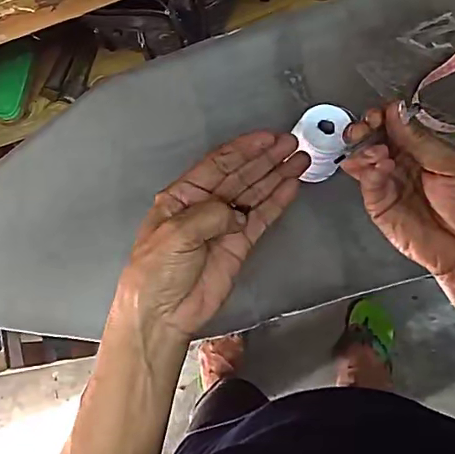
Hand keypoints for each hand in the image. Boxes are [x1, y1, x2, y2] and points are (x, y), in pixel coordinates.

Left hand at [112, 130, 309, 340]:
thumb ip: (210, 215)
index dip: (245, 149)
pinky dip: (277, 202)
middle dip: (267, 158)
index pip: (219, 164)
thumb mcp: (175, 234)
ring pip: (255, 193)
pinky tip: (291, 186)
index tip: (269, 138)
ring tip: (299, 160)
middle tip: (292, 144)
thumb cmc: (154, 272)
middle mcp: (205, 205)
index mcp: (183, 196)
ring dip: (277, 176)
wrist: (161, 315)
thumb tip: (237, 214)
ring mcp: (225, 224)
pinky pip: (262, 217)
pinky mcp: (240, 245)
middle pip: (241, 175)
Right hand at [340, 101, 454, 279]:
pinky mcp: (380, 206)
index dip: (385, 116)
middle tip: (367, 125)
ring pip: (365, 158)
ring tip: (374, 148)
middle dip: (366, 128)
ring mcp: (390, 184)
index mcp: (423, 150)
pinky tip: (380, 166)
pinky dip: (368, 170)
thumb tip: (396, 112)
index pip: (395, 125)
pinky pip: (367, 183)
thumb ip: (420, 140)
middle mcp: (403, 164)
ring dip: (363, 147)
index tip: (381, 112)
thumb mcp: (453, 164)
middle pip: (375, 138)